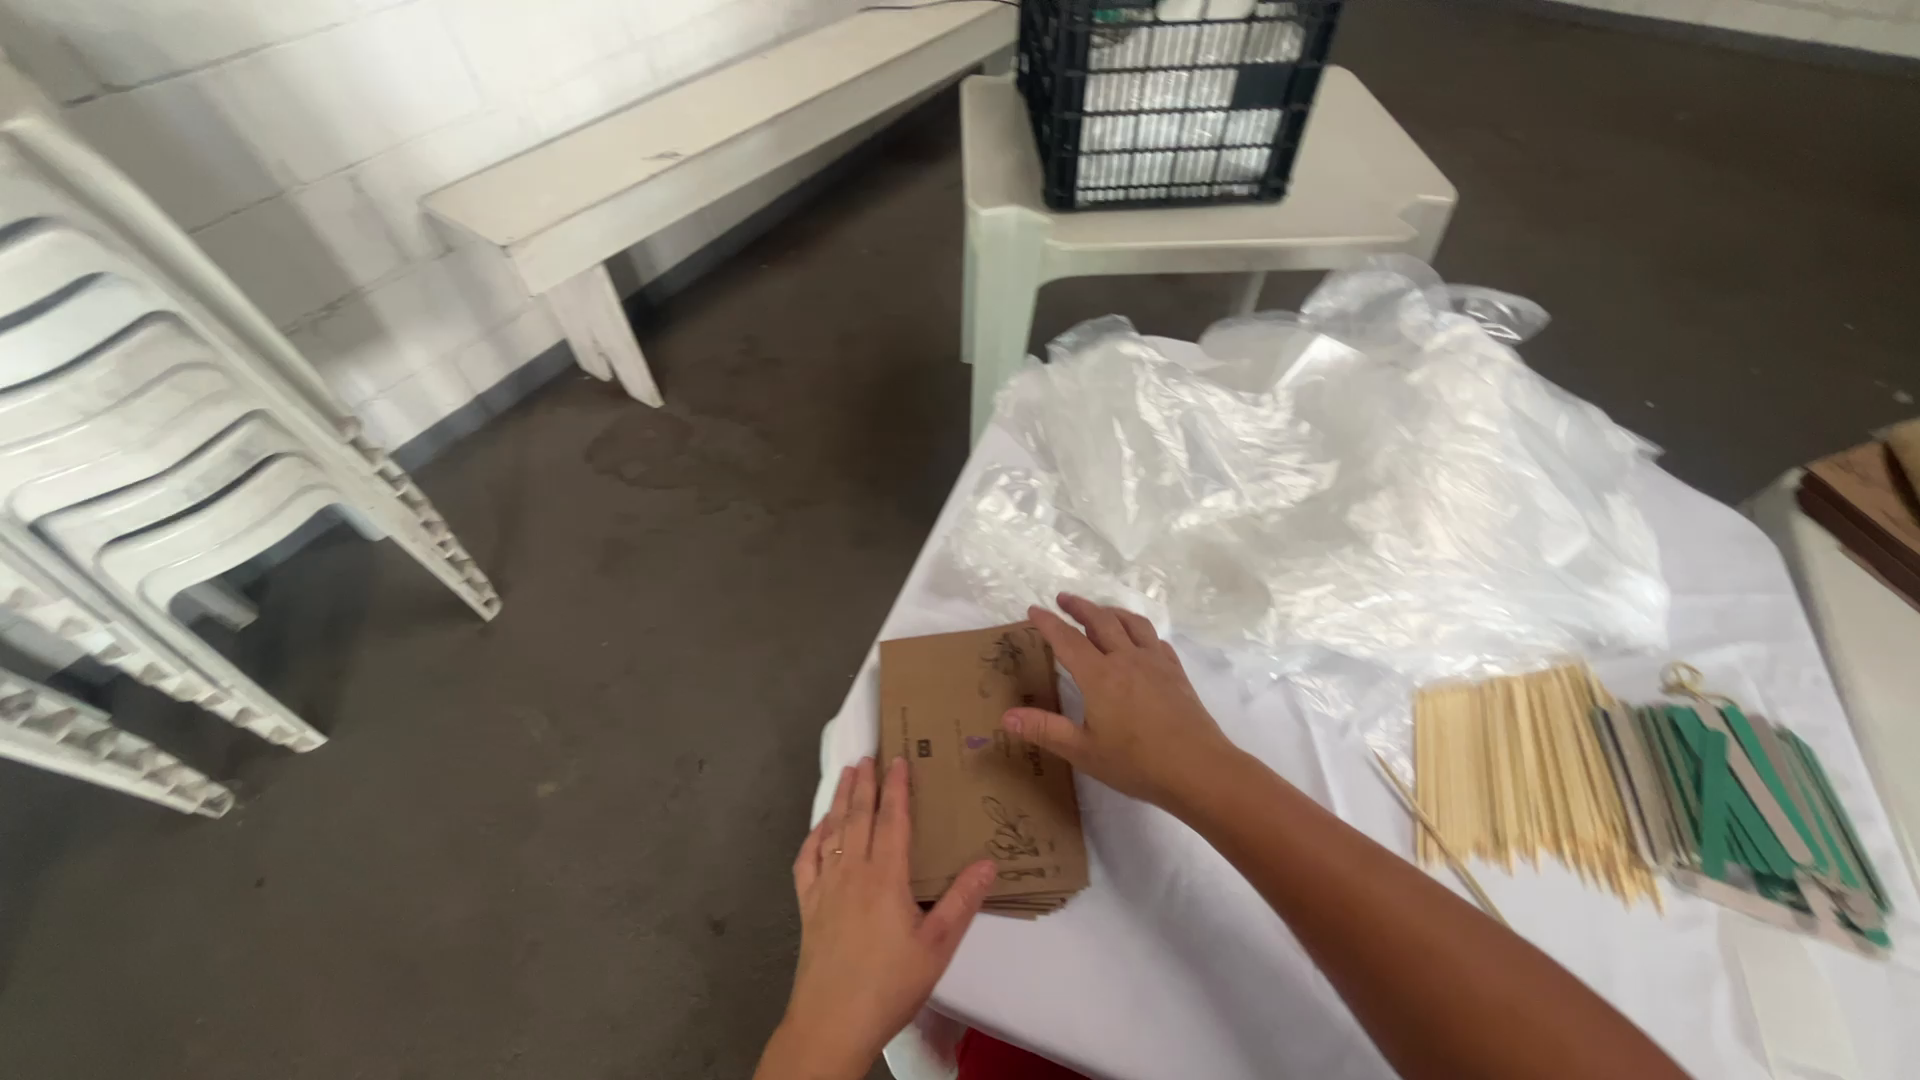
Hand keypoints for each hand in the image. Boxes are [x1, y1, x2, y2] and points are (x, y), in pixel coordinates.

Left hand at [756, 757, 997, 1079]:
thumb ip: (962, 901)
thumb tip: (988, 862)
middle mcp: (852, 872)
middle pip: (859, 816)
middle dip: (865, 783)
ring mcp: (824, 888)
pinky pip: (806, 861)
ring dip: (839, 800)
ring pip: (832, 831)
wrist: (831, 1023)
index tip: (899, 759)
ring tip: (845, 775)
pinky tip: (818, 829)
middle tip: (868, 755)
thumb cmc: (889, 984)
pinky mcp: (807, 907)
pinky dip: (813, 838)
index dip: (897, 787)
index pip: (893, 819)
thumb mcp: (937, 946)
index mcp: (886, 876)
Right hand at [1003, 594, 1239, 810]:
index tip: (1034, 609)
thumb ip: (1045, 730)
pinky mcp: (1176, 673)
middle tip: (1064, 598)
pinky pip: (1155, 640)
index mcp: (1099, 676)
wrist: (1199, 768)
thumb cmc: (1137, 763)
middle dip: (1079, 607)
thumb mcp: (1083, 751)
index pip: (1067, 640)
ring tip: (1100, 610)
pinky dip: (1140, 631)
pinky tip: (1140, 640)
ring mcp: (1155, 663)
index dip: (1048, 623)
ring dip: (1111, 611)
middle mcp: (1126, 659)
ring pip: (1131, 623)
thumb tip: (1005, 717)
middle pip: (1100, 621)